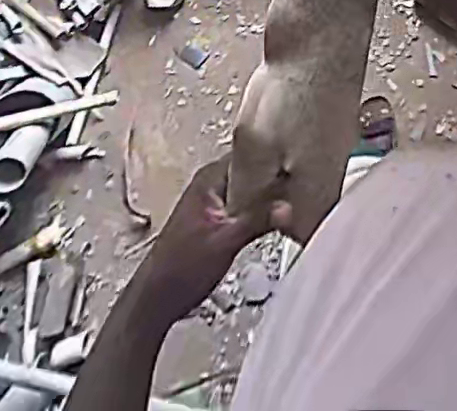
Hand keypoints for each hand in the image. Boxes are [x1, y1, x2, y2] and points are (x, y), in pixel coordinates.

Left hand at [129, 157, 285, 323]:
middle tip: (301, 178)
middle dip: (274, 176)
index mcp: (209, 179)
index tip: (296, 157)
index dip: (272, 154)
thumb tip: (288, 206)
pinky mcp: (216, 219)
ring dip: (267, 194)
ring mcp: (212, 202)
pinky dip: (259, 208)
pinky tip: (275, 216)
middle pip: (251, 170)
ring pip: (249, 189)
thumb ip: (257, 221)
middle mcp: (210, 185)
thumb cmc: (179, 270)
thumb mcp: (225, 242)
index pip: (247, 153)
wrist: (155, 302)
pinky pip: (245, 204)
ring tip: (293, 195)